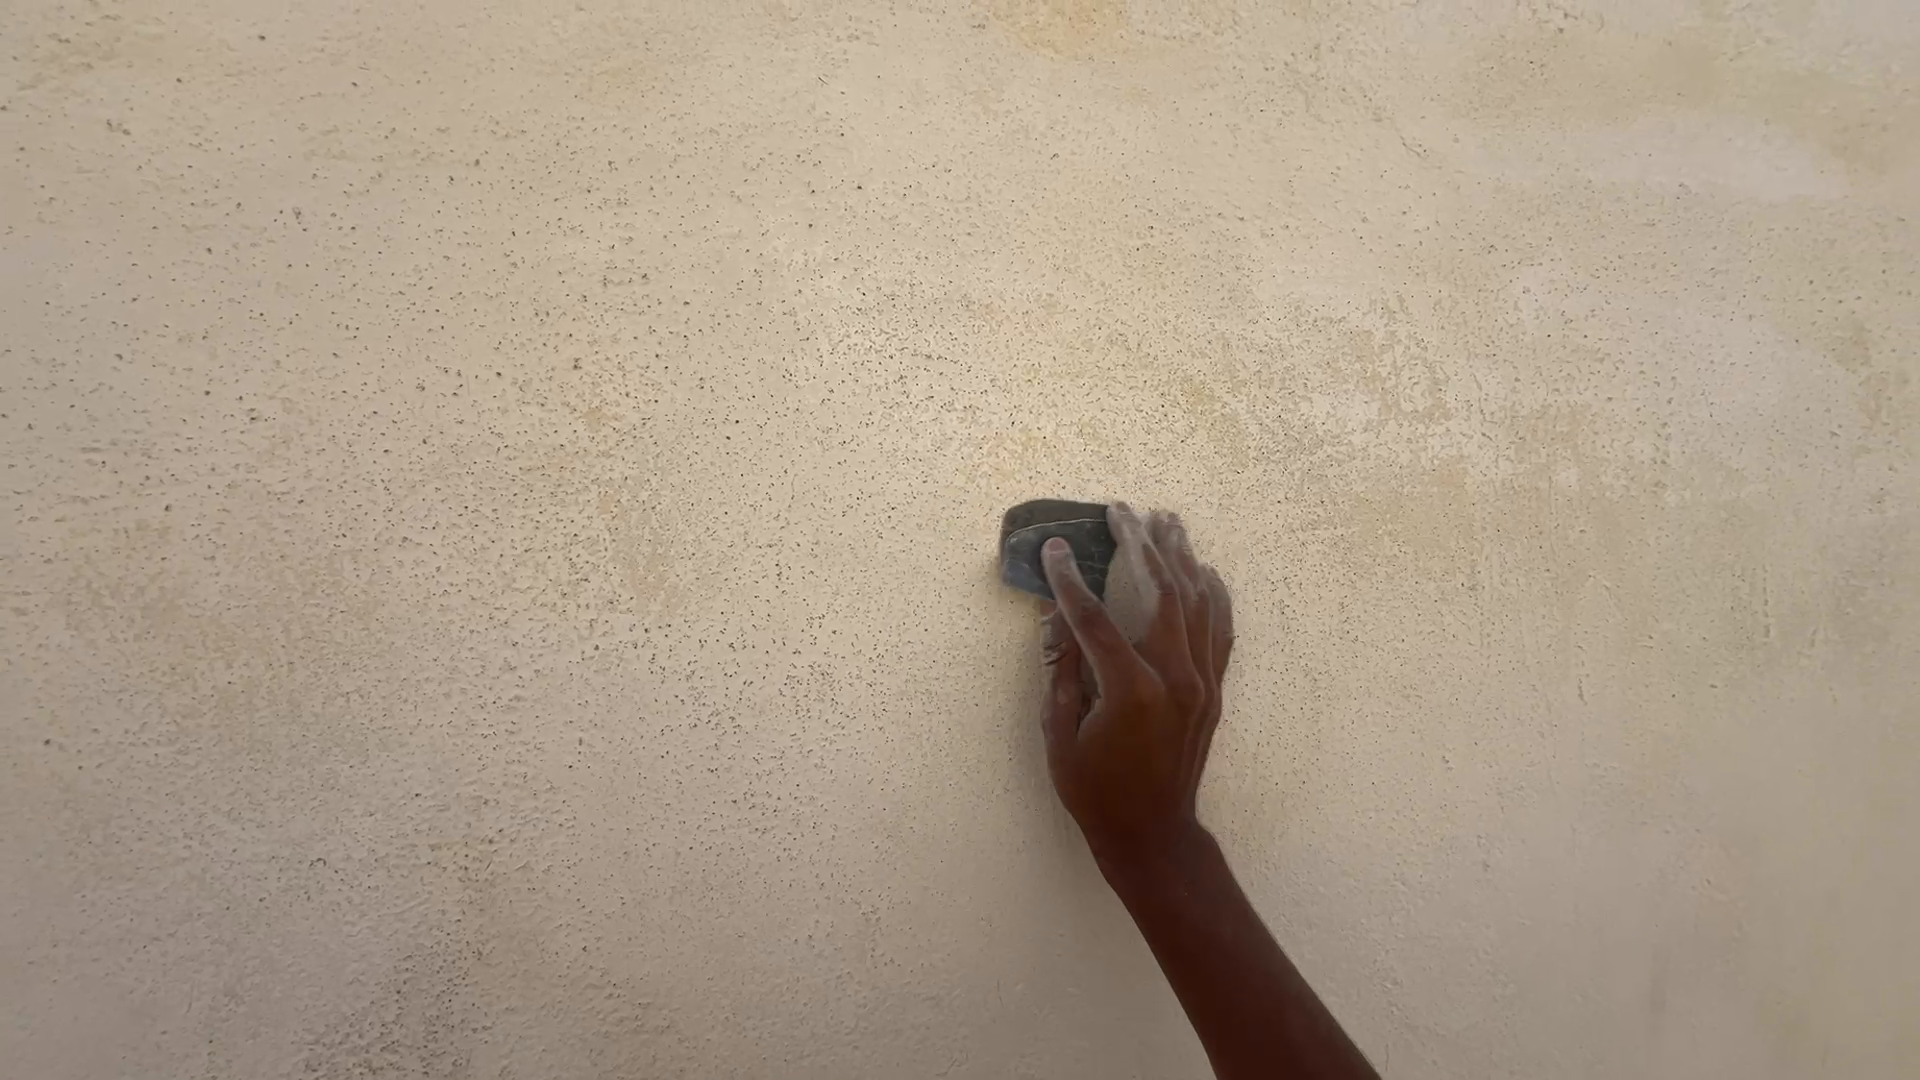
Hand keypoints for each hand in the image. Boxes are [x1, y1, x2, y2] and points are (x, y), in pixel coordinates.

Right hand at [1040, 505, 1233, 866]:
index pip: (1094, 618)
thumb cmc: (1096, 790)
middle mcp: (1174, 677)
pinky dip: (1214, 593)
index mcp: (1129, 690)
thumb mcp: (1059, 733)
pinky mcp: (1214, 689)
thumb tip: (1054, 616)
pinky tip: (1204, 569)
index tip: (1056, 547)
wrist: (1153, 833)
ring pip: (1197, 601)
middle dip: (1139, 544)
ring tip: (1166, 519)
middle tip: (1122, 509)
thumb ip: (1059, 669)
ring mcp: (1202, 681)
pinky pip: (1222, 628)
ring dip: (1180, 556)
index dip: (1070, 580)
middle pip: (1160, 592)